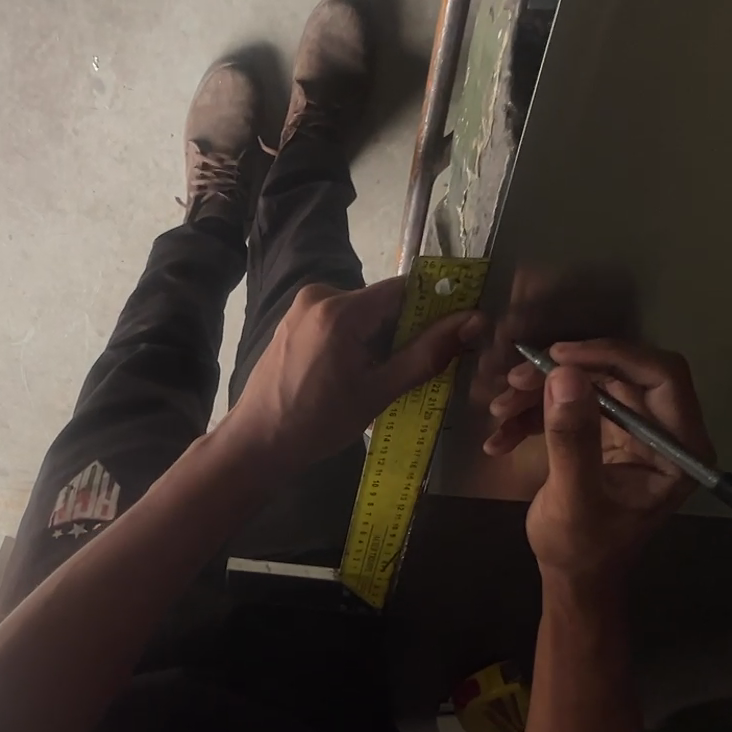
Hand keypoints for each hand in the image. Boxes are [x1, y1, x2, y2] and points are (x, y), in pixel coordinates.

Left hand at [224, 278, 485, 475]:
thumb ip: (427, 354)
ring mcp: (301, 307)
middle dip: (405, 330)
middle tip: (413, 369)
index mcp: (341, 309)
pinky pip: (338, 321)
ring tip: (378, 377)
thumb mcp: (378, 391)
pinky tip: (351, 374)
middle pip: (383, 302)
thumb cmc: (317, 423)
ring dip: (379, 339)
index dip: (436, 309)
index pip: (407, 290)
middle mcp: (319, 294)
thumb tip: (474, 322)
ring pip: (362, 313)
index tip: (455, 334)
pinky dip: (355, 341)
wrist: (257, 441)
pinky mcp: (293, 321)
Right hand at [489, 340, 712, 589]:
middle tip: (514, 382)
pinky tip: (499, 437)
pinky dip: (532, 418)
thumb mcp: (573, 497)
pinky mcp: (603, 438)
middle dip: (561, 377)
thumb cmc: (581, 549)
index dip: (612, 356)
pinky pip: (569, 410)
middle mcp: (661, 433)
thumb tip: (564, 376)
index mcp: (676, 448)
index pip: (660, 377)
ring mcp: (631, 434)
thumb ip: (572, 439)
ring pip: (586, 389)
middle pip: (616, 377)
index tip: (558, 356)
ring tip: (498, 412)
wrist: (571, 578)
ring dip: (538, 396)